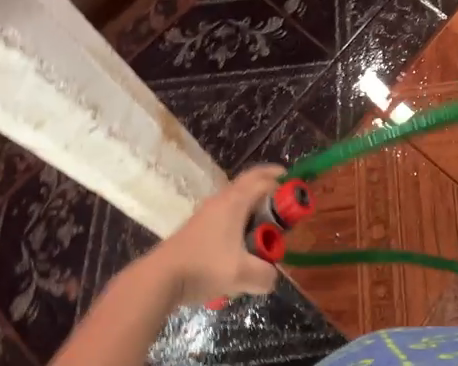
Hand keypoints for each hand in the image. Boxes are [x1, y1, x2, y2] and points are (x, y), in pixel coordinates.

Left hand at [151, 165, 282, 305]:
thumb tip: (272, 277)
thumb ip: (266, 275)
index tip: (296, 195)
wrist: (161, 277)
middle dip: (270, 185)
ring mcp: (208, 211)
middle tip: (285, 198)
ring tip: (265, 225)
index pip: (265, 180)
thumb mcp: (242, 275)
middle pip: (250, 181)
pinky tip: (241, 243)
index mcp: (236, 201)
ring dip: (253, 203)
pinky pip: (226, 212)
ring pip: (237, 197)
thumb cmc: (204, 267)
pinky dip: (240, 217)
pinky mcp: (199, 226)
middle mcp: (223, 199)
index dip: (283, 184)